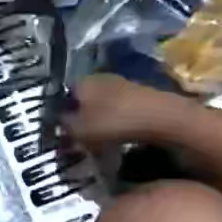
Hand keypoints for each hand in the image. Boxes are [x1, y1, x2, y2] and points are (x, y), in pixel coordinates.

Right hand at [64, 74, 194, 147]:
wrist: (161, 117)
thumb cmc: (114, 122)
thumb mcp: (80, 130)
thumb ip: (65, 128)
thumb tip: (59, 126)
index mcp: (82, 82)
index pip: (64, 97)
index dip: (61, 115)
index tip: (63, 134)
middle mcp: (100, 78)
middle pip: (85, 100)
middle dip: (82, 118)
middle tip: (80, 140)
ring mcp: (123, 84)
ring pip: (103, 104)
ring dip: (100, 121)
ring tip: (99, 143)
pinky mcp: (141, 95)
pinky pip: (121, 110)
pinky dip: (117, 123)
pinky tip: (119, 138)